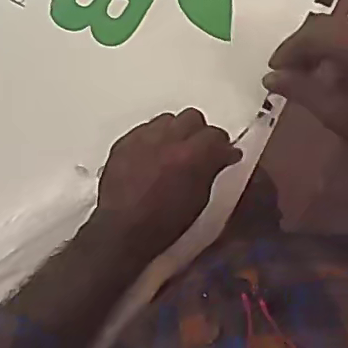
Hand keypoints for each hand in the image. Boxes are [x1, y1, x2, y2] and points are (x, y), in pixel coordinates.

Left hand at [90, 108, 241, 261]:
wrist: (122, 230)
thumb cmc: (165, 223)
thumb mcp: (199, 200)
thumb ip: (210, 170)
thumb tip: (220, 157)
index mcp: (191, 155)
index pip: (216, 135)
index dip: (223, 147)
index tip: (225, 156)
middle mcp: (167, 139)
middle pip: (192, 118)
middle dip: (200, 133)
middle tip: (200, 150)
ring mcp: (142, 138)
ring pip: (167, 120)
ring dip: (175, 133)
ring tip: (173, 151)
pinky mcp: (123, 142)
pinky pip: (144, 130)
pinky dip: (153, 139)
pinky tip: (152, 156)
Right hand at [262, 13, 347, 159]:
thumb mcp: (335, 111)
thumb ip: (300, 89)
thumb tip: (270, 78)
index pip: (312, 35)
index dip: (288, 51)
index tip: (274, 69)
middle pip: (325, 24)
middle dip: (302, 45)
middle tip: (287, 69)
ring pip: (342, 26)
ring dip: (320, 43)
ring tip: (307, 70)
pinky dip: (339, 44)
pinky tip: (333, 69)